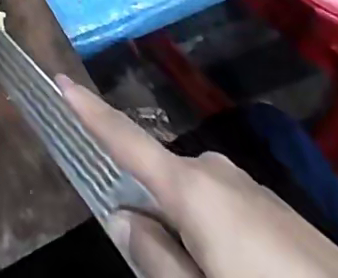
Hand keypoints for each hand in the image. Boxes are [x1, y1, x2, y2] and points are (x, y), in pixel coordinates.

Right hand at [61, 78, 337, 277]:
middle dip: (148, 210)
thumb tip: (124, 218)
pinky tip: (236, 273)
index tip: (61, 79)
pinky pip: (224, 206)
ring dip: (184, 229)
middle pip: (162, 179)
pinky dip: (214, 232)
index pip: (127, 141)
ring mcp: (252, 185)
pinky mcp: (277, 204)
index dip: (91, 112)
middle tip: (160, 264)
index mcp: (194, 189)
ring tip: (204, 272)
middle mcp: (218, 171)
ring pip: (194, 197)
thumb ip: (156, 257)